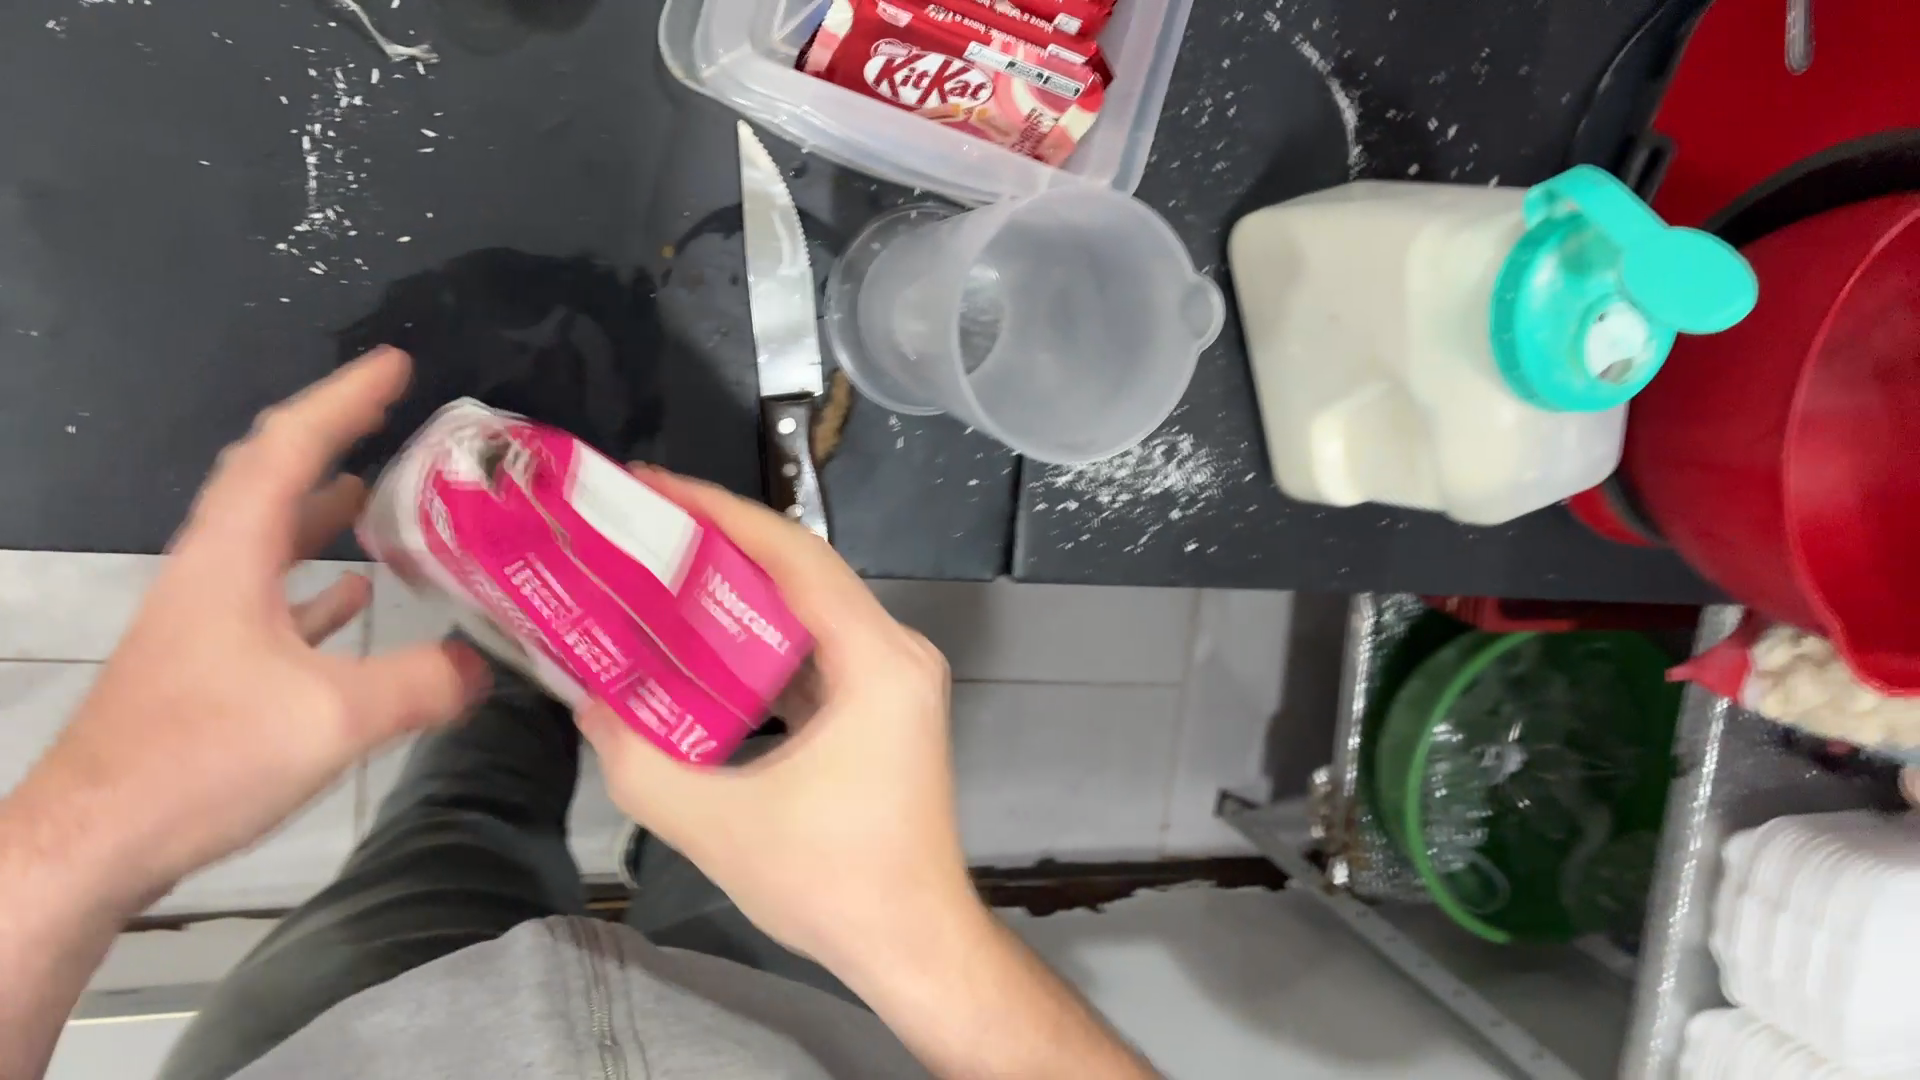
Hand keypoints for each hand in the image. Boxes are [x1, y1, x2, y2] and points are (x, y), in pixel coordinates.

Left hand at [22, 347, 490, 904]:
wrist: (91, 847)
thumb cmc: (200, 761)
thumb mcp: (335, 718)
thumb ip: (426, 681)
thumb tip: (490, 663)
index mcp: (232, 560)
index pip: (285, 452)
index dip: (342, 401)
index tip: (395, 366)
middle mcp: (217, 573)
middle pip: (273, 480)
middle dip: (336, 437)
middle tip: (401, 418)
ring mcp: (215, 618)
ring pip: (277, 536)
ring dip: (332, 505)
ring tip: (392, 489)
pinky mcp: (221, 660)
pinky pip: (280, 593)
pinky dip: (323, 576)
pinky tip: (364, 588)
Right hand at [576, 468, 975, 973]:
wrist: (911, 938)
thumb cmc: (832, 882)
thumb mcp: (717, 825)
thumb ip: (639, 760)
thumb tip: (591, 701)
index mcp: (878, 661)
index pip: (799, 558)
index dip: (725, 514)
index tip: (659, 487)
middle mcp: (898, 651)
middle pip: (808, 571)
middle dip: (727, 540)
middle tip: (648, 523)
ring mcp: (898, 675)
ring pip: (815, 605)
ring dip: (746, 585)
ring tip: (668, 565)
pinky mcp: (887, 700)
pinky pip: (822, 643)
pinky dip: (767, 632)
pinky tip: (709, 635)